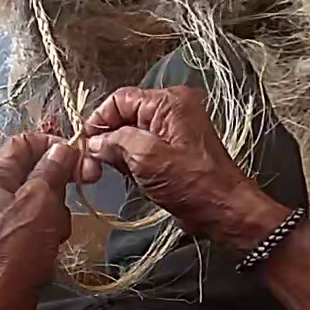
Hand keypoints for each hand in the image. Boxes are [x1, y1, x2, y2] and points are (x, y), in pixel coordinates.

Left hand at [0, 133, 84, 309]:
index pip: (25, 141)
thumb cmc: (21, 246)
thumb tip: (65, 147)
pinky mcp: (20, 226)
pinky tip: (53, 236)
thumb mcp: (40, 201)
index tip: (78, 154)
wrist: (12, 292)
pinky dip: (54, 221)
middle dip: (61, 177)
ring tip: (56, 224)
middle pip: (38, 165)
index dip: (53, 143)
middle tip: (86, 179)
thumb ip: (52, 169)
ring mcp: (8, 207)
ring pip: (46, 190)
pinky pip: (45, 211)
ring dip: (58, 205)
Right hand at [81, 86, 286, 249]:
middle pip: (124, 115)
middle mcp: (172, 108)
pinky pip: (143, 147)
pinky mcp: (174, 148)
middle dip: (107, 137)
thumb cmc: (192, 183)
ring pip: (131, 132)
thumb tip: (93, 143)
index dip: (98, 120)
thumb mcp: (146, 158)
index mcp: (168, 102)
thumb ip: (115, 142)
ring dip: (118, 151)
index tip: (85, 144)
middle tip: (96, 163)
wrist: (224, 210)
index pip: (119, 99)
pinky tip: (130, 175)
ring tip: (115, 171)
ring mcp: (174, 128)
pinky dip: (131, 159)